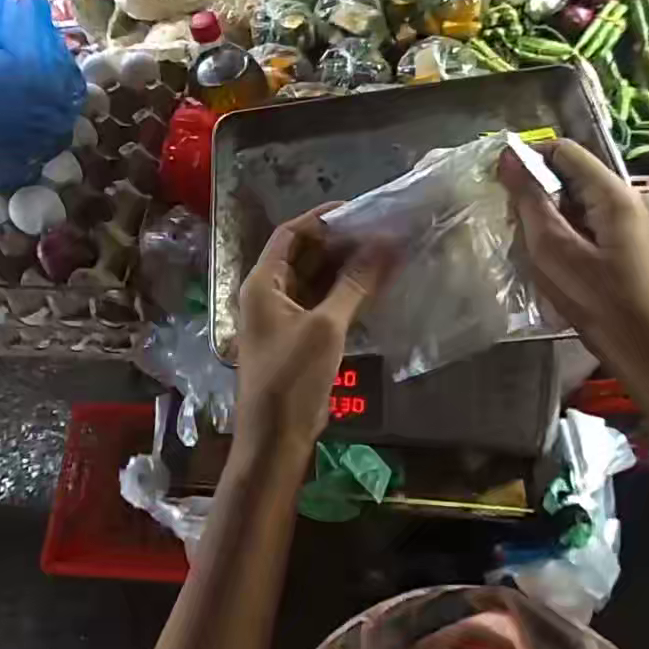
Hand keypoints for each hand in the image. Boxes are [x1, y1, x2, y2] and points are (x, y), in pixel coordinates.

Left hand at [235, 207, 393, 451]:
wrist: (276, 438)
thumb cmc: (293, 377)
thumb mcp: (326, 326)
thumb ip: (355, 284)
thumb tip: (384, 245)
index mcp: (263, 282)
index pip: (290, 234)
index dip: (321, 218)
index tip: (358, 210)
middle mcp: (270, 293)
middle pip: (305, 255)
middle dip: (340, 243)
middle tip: (381, 231)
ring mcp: (285, 315)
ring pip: (317, 279)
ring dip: (346, 267)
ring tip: (385, 253)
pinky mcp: (301, 335)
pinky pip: (324, 302)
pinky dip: (346, 292)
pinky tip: (375, 285)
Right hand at [499, 140, 648, 383]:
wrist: (641, 349)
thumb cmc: (597, 299)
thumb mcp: (553, 249)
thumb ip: (529, 200)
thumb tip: (507, 157)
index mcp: (611, 192)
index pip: (563, 150)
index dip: (528, 158)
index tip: (500, 183)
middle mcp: (621, 197)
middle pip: (568, 172)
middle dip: (534, 188)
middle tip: (510, 219)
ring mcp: (622, 220)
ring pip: (571, 197)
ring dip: (544, 211)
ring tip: (526, 239)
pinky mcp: (618, 240)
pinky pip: (580, 218)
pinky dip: (558, 228)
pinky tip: (547, 253)